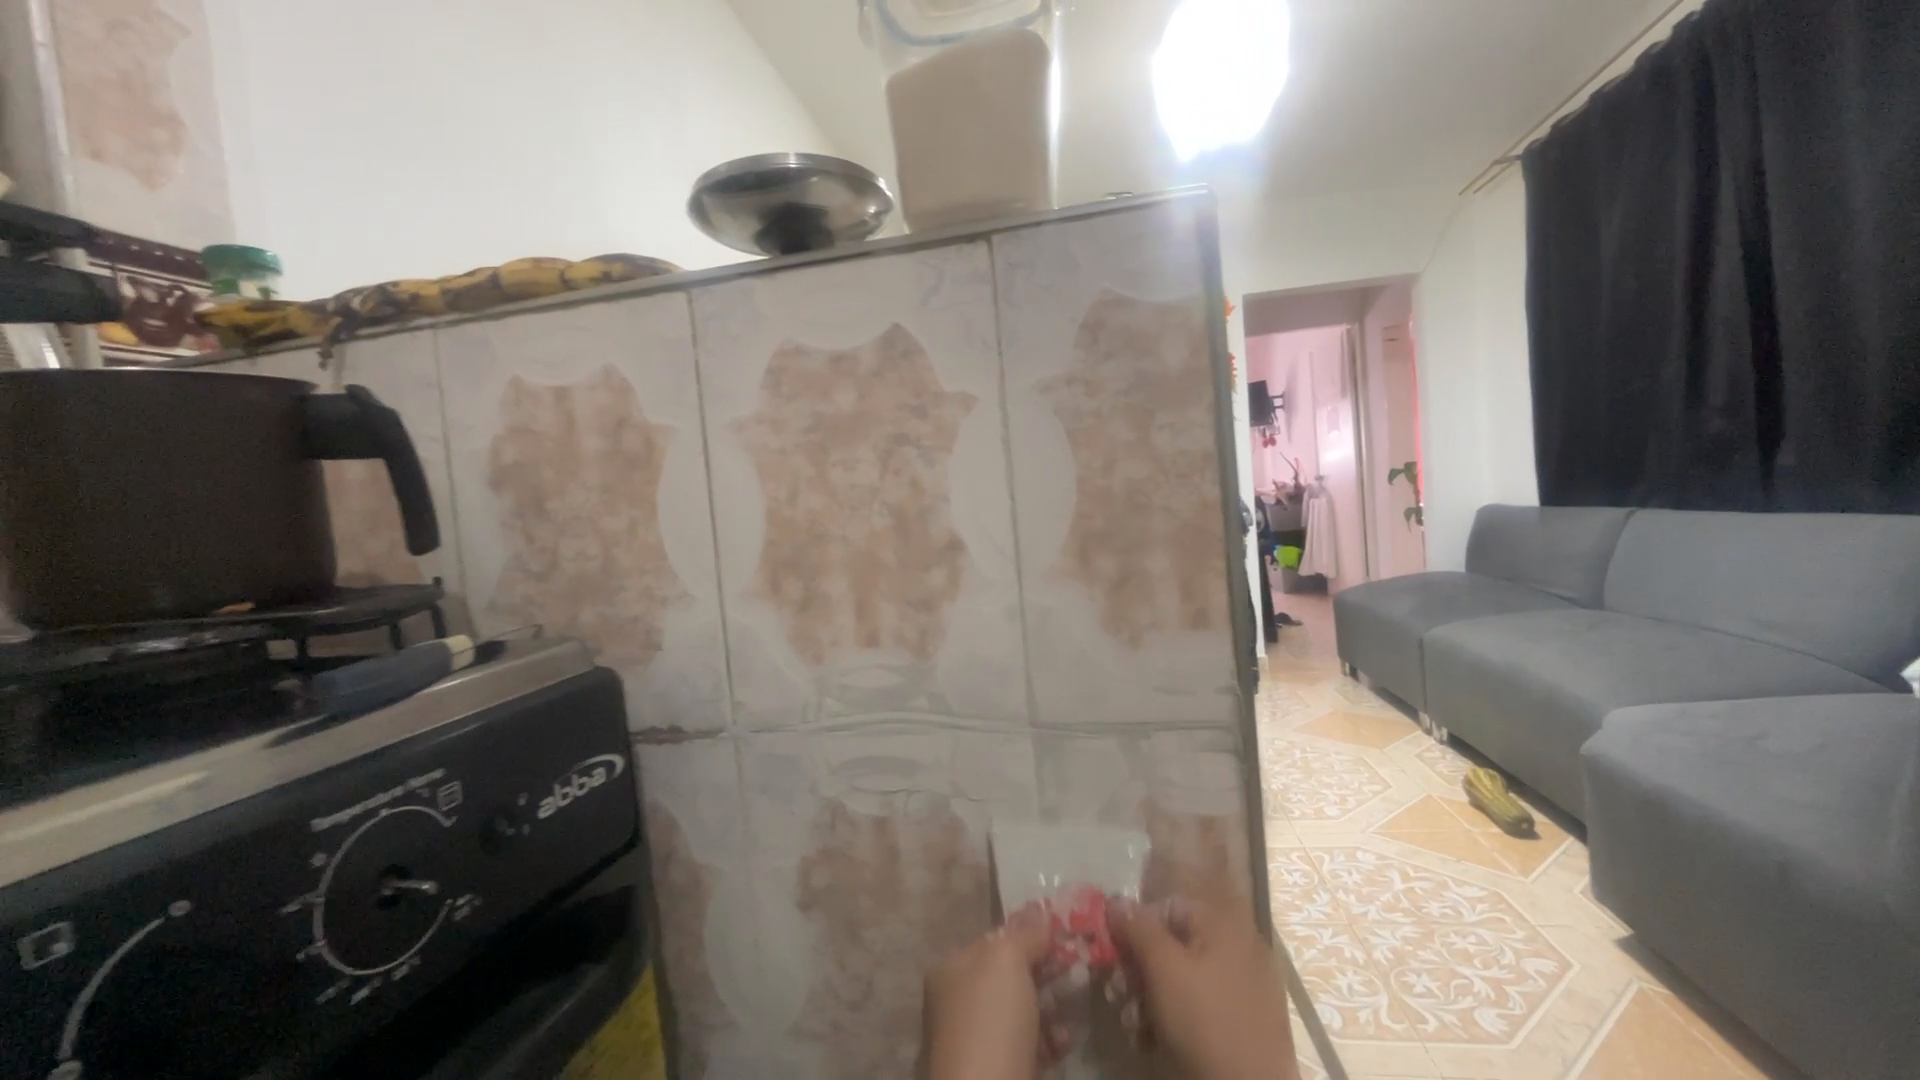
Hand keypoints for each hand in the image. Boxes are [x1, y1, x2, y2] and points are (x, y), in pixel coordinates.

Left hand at [922, 908, 1063, 1079]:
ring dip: (1052, 1003)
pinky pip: (1030, 1045)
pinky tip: (1066, 1037)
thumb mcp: (1007, 961)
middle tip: (1077, 967)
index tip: (1061, 936)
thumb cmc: (991, 1019)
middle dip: (1044, 970)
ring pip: (1022, 1012)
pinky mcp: (999, 1070)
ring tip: (1077, 1000)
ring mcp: (978, 1040)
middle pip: (1009, 978)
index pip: (992, 942)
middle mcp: (960, 1004)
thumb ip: (1025, 935)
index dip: (1026, 937)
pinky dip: (1050, 1038)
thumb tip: (1040, 914)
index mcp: (952, 971)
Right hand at [1109, 896, 1298, 1079]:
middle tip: (1117, 994)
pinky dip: (1173, 1016)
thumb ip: (1138, 928)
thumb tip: (1117, 899)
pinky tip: (1152, 1038)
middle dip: (1139, 968)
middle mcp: (1238, 948)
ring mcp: (1244, 986)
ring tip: (1133, 1024)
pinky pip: (1201, 1004)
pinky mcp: (1244, 1021)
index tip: (1116, 955)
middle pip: (1174, 944)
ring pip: (1183, 978)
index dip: (1137, 927)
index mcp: (1224, 926)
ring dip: (1149, 997)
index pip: (1169, 907)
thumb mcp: (1163, 968)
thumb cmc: (1204, 1021)